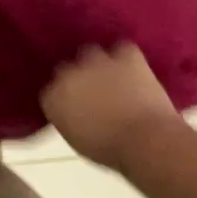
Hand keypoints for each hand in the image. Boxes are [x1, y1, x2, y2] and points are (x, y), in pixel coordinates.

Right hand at [40, 43, 182, 168]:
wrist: (145, 141)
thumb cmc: (107, 149)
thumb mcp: (74, 137)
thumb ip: (67, 116)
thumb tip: (73, 110)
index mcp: (51, 97)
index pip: (51, 88)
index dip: (64, 95)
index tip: (75, 104)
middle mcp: (68, 74)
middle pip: (67, 67)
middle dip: (78, 76)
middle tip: (92, 90)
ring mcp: (96, 62)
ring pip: (90, 52)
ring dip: (98, 63)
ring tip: (110, 75)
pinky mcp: (126, 57)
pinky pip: (122, 48)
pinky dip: (125, 56)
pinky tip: (130, 66)